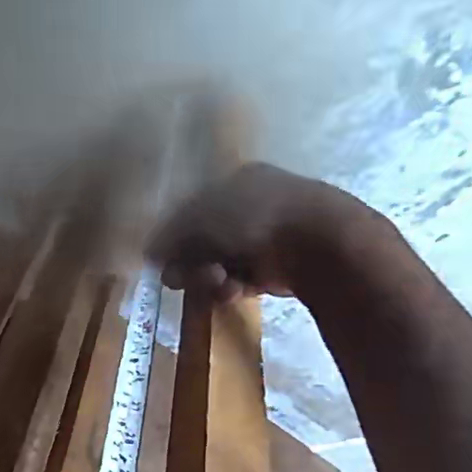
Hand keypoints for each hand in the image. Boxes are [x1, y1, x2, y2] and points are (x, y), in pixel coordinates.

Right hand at [149, 162, 383, 300]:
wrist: (321, 243)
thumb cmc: (255, 219)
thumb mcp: (201, 220)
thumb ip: (170, 236)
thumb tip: (149, 252)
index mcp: (236, 181)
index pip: (189, 209)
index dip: (170, 236)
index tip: (156, 258)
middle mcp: (251, 205)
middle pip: (202, 241)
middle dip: (188, 263)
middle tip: (179, 279)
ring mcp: (265, 236)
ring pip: (218, 263)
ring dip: (207, 278)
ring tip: (215, 285)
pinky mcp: (277, 266)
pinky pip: (239, 280)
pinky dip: (231, 287)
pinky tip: (234, 291)